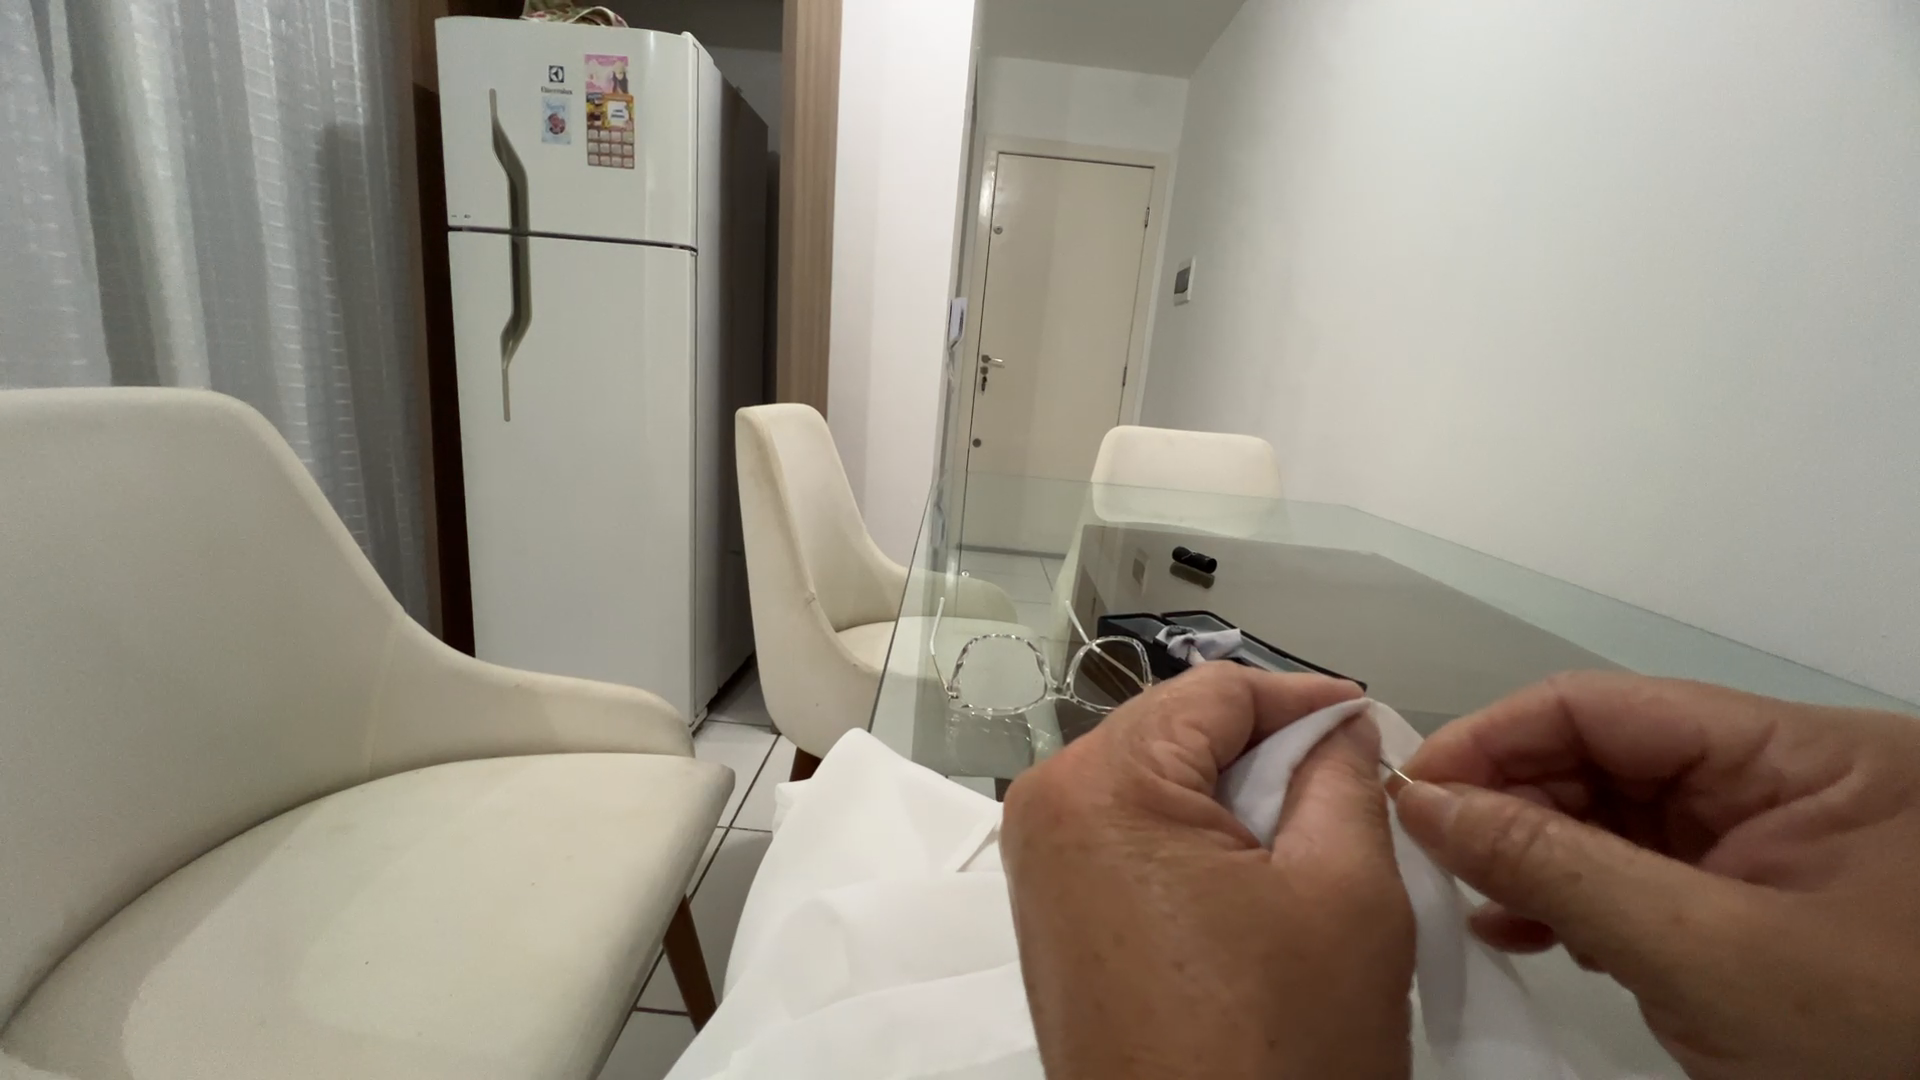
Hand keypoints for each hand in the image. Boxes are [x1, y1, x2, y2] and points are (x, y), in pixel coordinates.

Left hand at [1002, 664, 1414, 1079]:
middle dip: (1258, 740)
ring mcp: (1036, 848)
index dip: (1295, 695)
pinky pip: (1121, 822)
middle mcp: (1046, 798)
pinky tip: (1238, 857)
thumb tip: (1336, 724)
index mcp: (1102, 780)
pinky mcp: (1045, 893)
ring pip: (1146, 771)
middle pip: (1169, 726)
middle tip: (1336, 769)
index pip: (1208, 691)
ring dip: (1222, 784)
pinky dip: (1182, 824)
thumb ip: (1340, 781)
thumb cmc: (1275, 1049)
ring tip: (1296, 816)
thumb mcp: (1342, 897)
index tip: (1358, 714)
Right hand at [1397, 672, 1919, 1079]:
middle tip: (1437, 856)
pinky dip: (1566, 895)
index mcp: (1808, 757)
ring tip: (1480, 903)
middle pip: (1594, 758)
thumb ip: (1548, 864)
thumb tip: (1416, 801)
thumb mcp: (1703, 957)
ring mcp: (1768, 842)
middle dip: (1506, 807)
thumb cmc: (1882, 1056)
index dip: (1492, 739)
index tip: (1415, 791)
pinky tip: (1525, 929)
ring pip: (1601, 815)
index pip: (1599, 706)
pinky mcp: (1749, 898)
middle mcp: (1784, 782)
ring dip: (1528, 858)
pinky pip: (1628, 868)